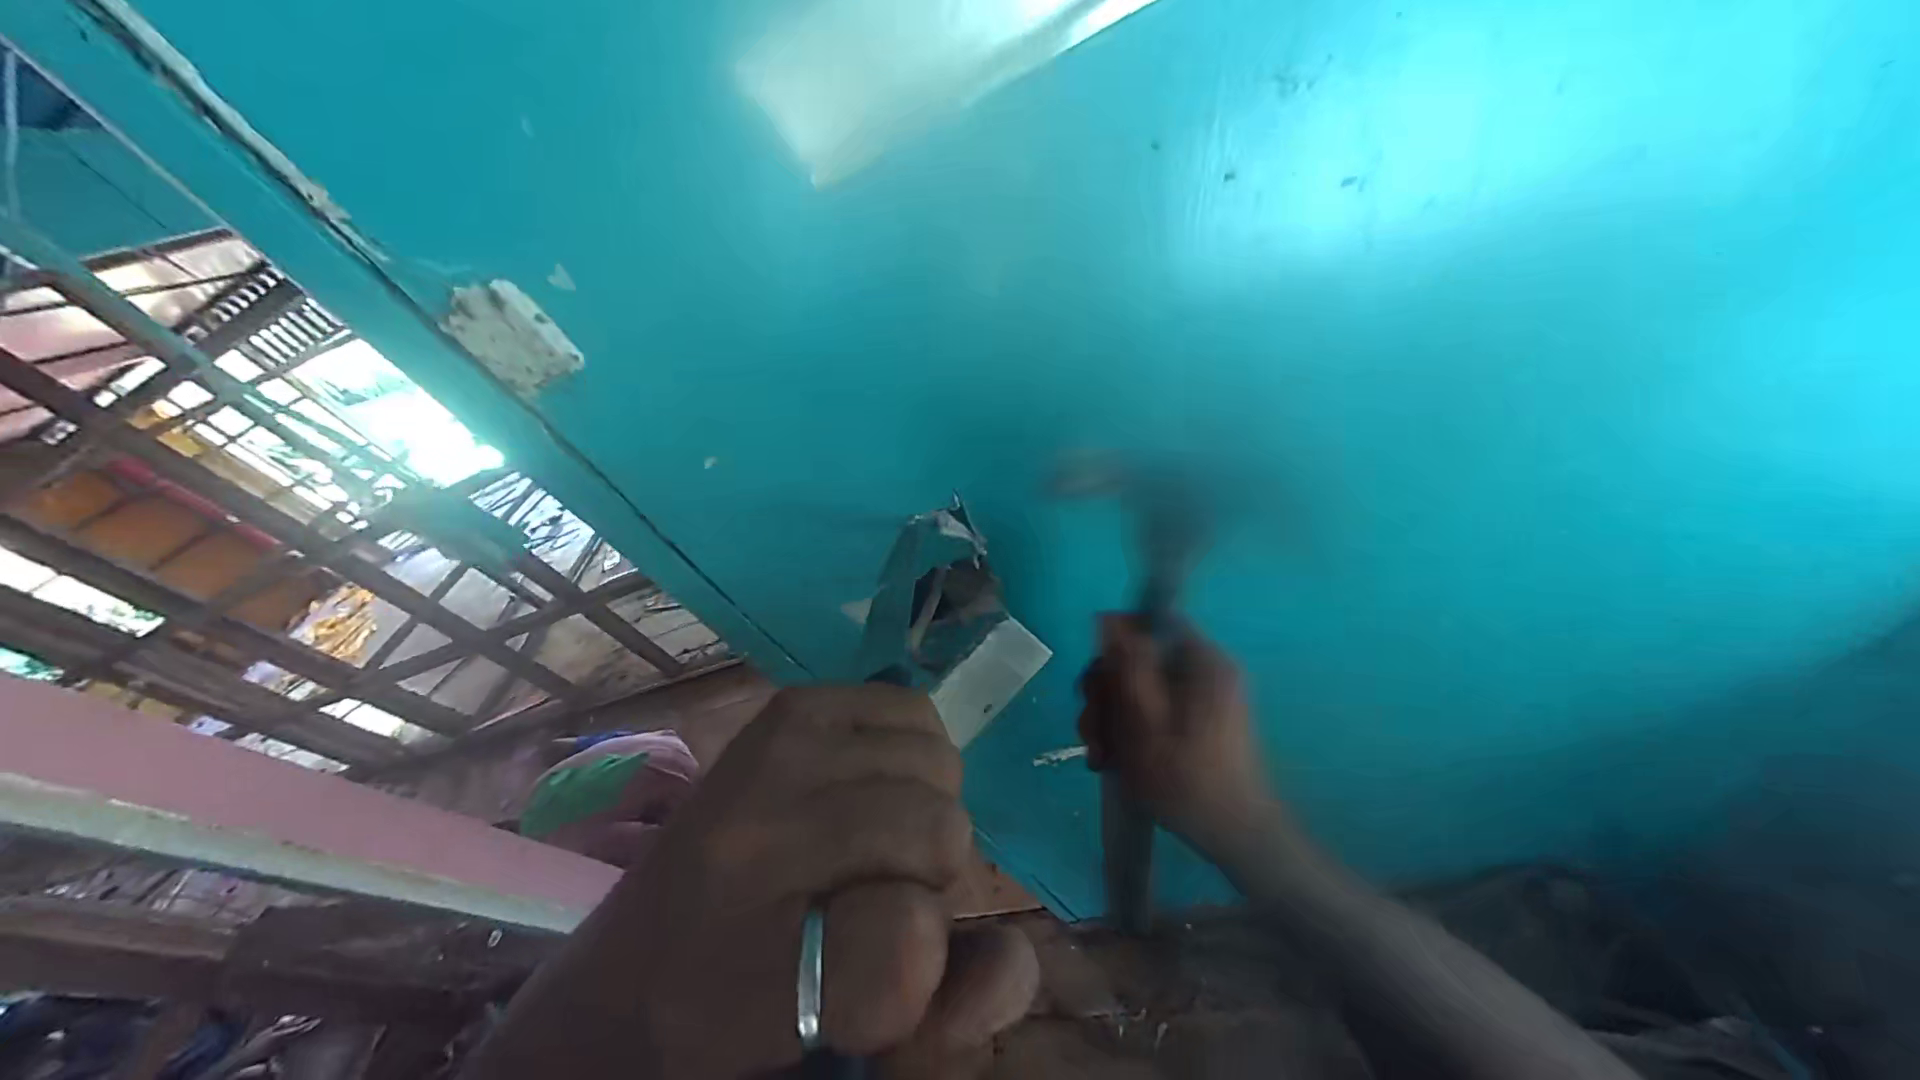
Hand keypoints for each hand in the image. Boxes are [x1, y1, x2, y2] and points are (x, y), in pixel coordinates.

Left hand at [466, 685, 1035, 1079]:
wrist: (642, 948)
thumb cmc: (739, 1001)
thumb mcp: (844, 1030)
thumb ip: (951, 1008)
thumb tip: (1015, 949)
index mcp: (764, 912)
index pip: (916, 931)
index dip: (921, 953)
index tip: (862, 952)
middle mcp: (768, 805)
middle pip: (946, 827)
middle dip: (934, 865)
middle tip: (873, 884)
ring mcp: (781, 735)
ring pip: (939, 761)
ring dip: (928, 803)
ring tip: (873, 831)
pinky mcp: (794, 701)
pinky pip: (913, 710)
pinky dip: (914, 750)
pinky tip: (870, 781)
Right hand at [1077, 615, 1271, 842]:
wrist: (1235, 835)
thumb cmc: (1184, 781)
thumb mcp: (1143, 719)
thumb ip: (1127, 664)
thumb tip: (1107, 618)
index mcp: (1200, 659)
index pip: (1147, 622)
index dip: (1112, 645)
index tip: (1095, 686)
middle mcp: (1204, 668)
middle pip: (1137, 656)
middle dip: (1106, 693)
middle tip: (1094, 734)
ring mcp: (1203, 693)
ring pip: (1139, 684)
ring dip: (1111, 716)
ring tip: (1101, 755)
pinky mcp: (1199, 717)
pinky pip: (1154, 706)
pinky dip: (1130, 728)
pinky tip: (1115, 759)